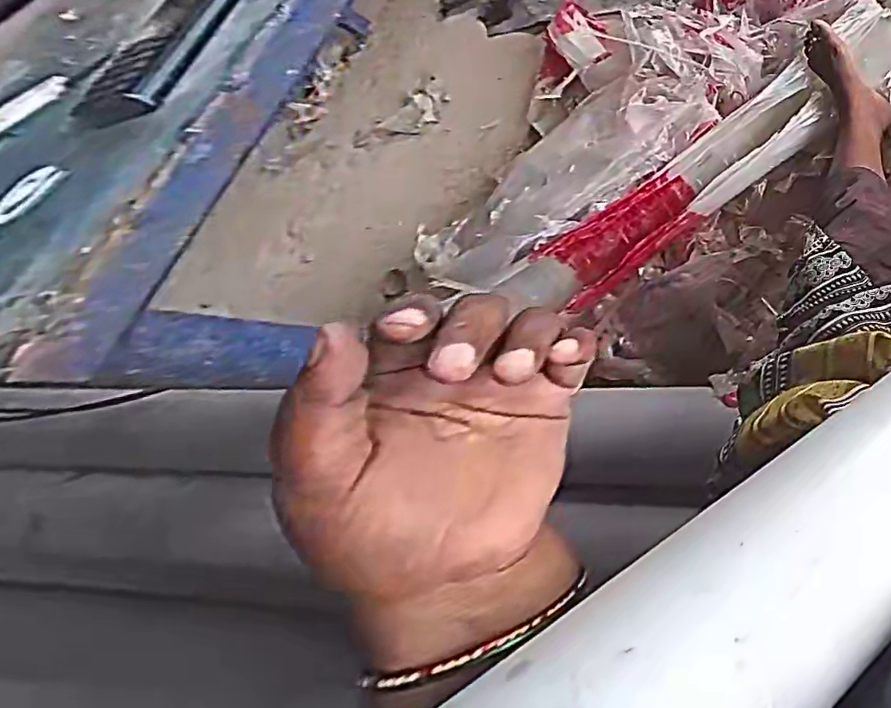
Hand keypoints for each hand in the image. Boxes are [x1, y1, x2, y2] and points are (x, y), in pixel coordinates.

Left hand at [270, 295, 599, 670]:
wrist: (445, 579)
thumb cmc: (373, 534)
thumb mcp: (320, 483)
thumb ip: (315, 409)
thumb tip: (329, 337)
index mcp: (394, 374)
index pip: (408, 318)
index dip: (411, 312)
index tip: (406, 328)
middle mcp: (454, 365)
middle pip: (474, 311)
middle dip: (470, 327)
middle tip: (457, 367)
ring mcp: (504, 379)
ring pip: (527, 322)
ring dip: (527, 332)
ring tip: (515, 370)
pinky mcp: (547, 397)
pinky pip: (570, 353)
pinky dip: (575, 342)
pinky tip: (565, 355)